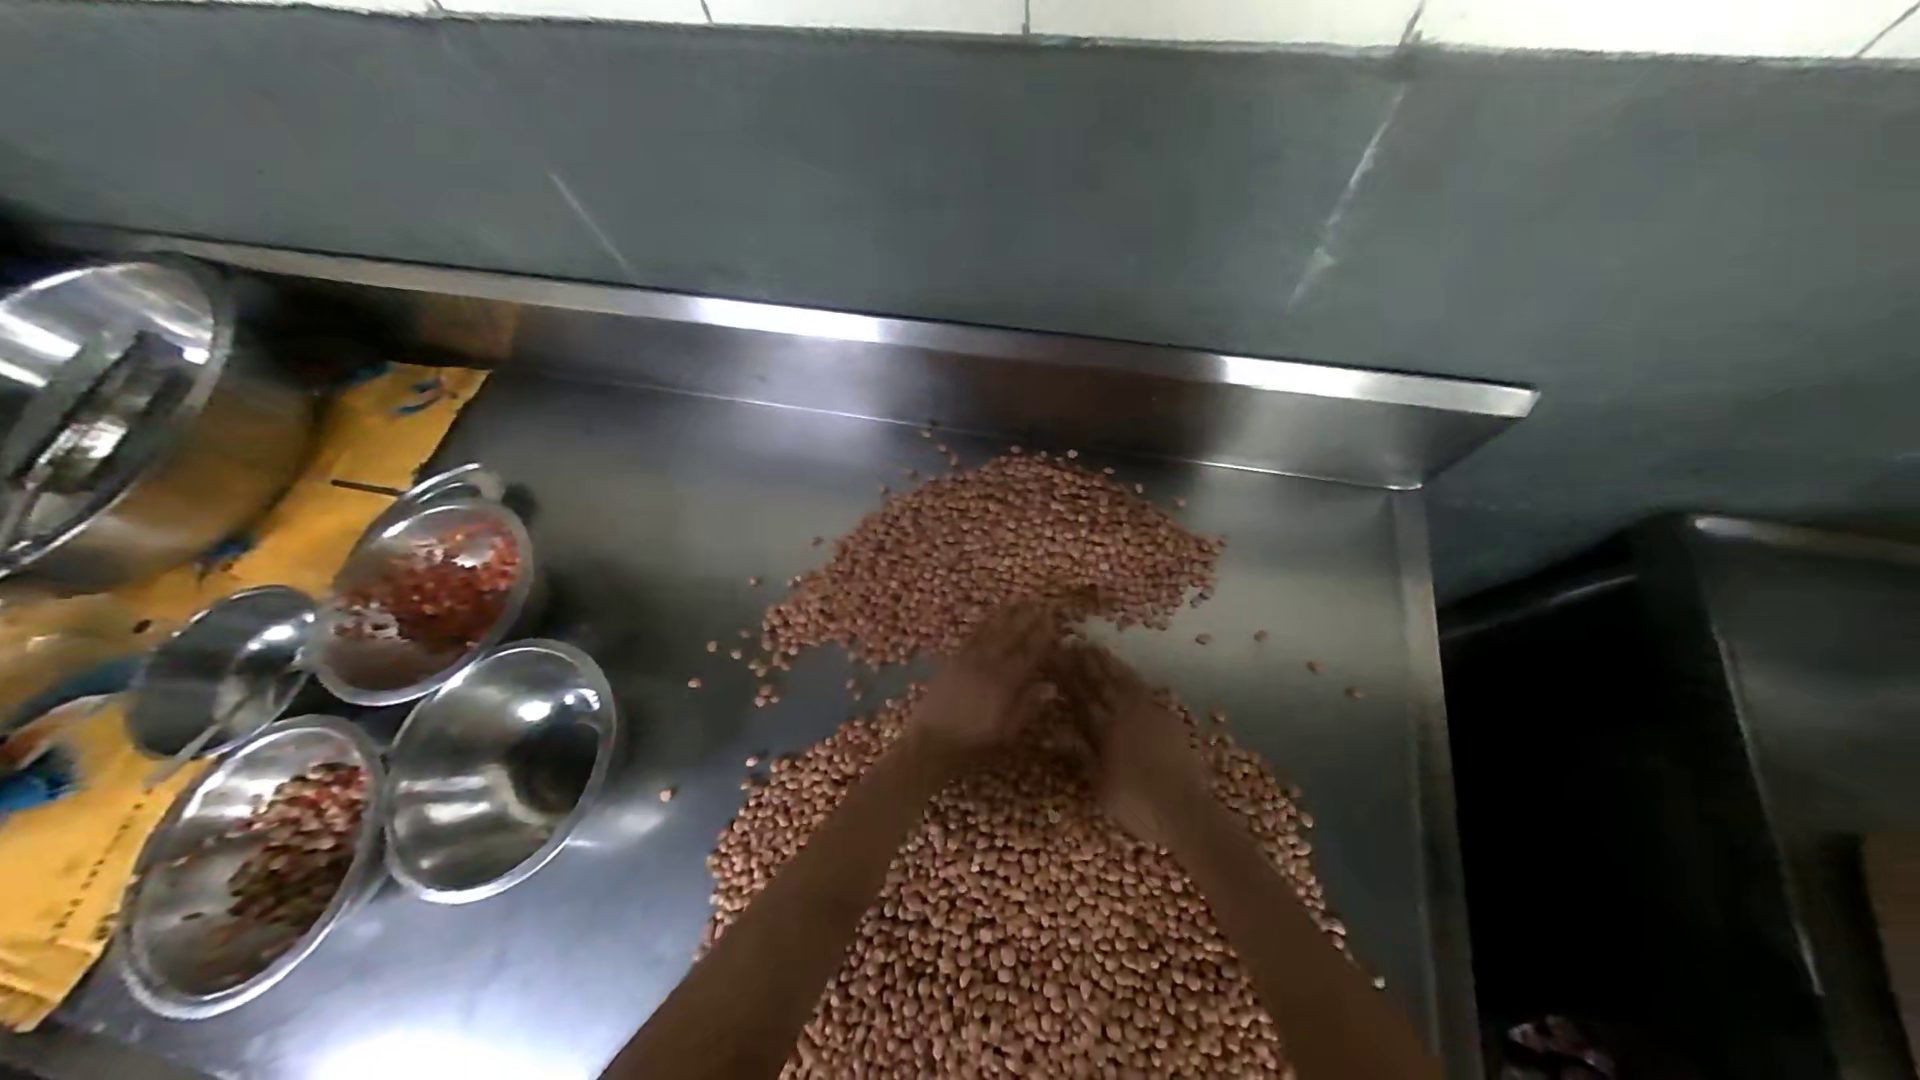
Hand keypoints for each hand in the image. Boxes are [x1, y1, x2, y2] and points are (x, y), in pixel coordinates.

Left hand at [907, 604, 1058, 767]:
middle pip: (1010, 636)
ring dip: (1006, 616)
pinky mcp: (952, 661)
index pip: (1029, 653)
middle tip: (1040, 603)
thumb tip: (1050, 685)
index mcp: (1005, 683)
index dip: (1042, 635)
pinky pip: (972, 637)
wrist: (930, 743)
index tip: (1053, 620)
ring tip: (1019, 602)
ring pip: (991, 631)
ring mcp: (967, 660)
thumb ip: (1028, 706)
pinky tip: (991, 618)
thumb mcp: (1007, 732)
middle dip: (1027, 619)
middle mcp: (987, 665)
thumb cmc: (973, 743)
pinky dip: (984, 625)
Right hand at [1052, 645, 1207, 846]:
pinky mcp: (1169, 719)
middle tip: (1075, 644)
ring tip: (1098, 649)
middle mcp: (1125, 715)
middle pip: (1103, 683)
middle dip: (1087, 663)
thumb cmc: (1136, 805)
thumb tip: (1052, 730)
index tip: (1057, 658)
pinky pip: (1146, 690)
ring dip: (1110, 664)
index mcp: (1105, 730)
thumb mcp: (1100, 785)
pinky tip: (1129, 674)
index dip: (1068, 677)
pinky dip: (1133, 678)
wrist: (1185, 809)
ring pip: (1125, 681)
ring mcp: (1150, 714)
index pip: (1081, 697)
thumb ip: (1080, 753)